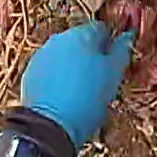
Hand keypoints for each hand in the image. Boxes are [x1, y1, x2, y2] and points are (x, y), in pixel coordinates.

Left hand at [20, 21, 134, 148]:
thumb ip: (122, 50)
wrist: (49, 128)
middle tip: (98, 78)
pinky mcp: (30, 73)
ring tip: (80, 90)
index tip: (112, 63)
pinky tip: (63, 95)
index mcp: (82, 34)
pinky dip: (57, 77)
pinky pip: (49, 69)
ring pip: (64, 55)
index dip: (109, 46)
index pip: (102, 29)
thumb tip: (126, 37)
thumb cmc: (87, 98)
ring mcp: (42, 55)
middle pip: (81, 40)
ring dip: (72, 66)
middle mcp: (60, 39)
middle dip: (90, 55)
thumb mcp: (114, 74)